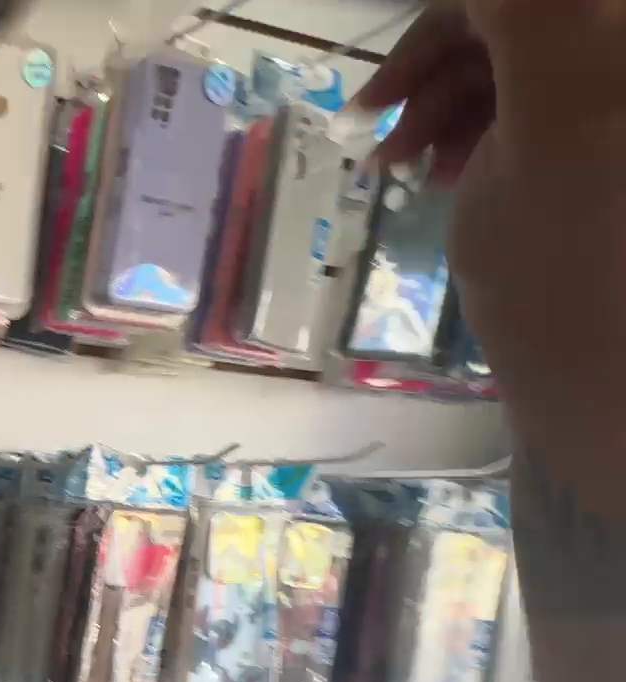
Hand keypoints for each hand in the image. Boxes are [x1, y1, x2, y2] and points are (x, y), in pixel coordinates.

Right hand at [351, 1, 625, 407]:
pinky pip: (548, 92)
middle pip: (531, 18)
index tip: (374, 98)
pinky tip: (460, 169)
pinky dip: (490, 122)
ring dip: (459, 102)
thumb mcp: (552, 116)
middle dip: (447, 70)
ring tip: (417, 169)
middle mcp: (623, 57)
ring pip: (534, 54)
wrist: (609, 354)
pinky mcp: (602, 127)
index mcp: (621, 39)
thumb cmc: (573, 252)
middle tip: (383, 142)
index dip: (447, 26)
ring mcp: (614, 95)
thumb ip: (530, 15)